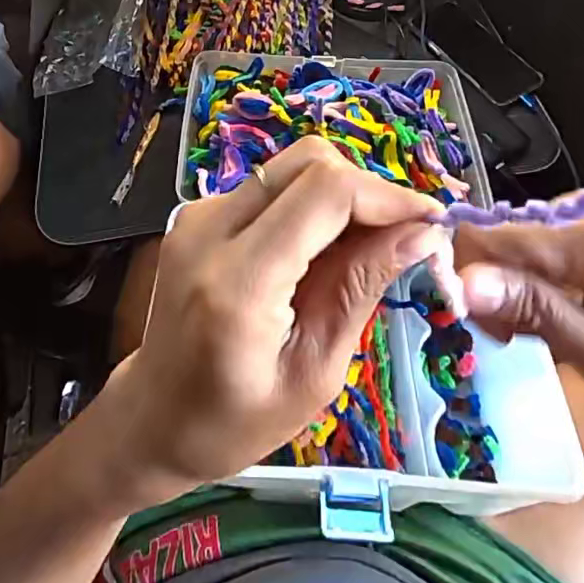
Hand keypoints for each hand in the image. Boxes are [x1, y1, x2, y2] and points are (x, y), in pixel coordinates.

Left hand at [108, 138, 455, 498]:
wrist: (153, 416)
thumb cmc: (234, 421)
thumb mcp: (315, 373)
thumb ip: (361, 288)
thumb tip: (421, 233)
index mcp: (238, 283)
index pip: (325, 193)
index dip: (388, 196)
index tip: (430, 224)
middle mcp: (209, 230)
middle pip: (309, 161)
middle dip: (368, 190)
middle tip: (400, 236)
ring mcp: (198, 214)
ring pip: (292, 166)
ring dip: (342, 195)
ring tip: (364, 248)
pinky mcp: (199, 212)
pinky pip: (272, 185)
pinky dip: (311, 204)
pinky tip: (321, 250)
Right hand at [454, 206, 583, 451]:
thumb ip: (534, 312)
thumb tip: (460, 281)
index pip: (494, 235)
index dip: (465, 275)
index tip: (473, 328)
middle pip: (505, 239)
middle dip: (492, 289)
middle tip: (514, 343)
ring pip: (522, 249)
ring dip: (514, 294)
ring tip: (540, 340)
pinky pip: (549, 255)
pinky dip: (539, 290)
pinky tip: (557, 323)